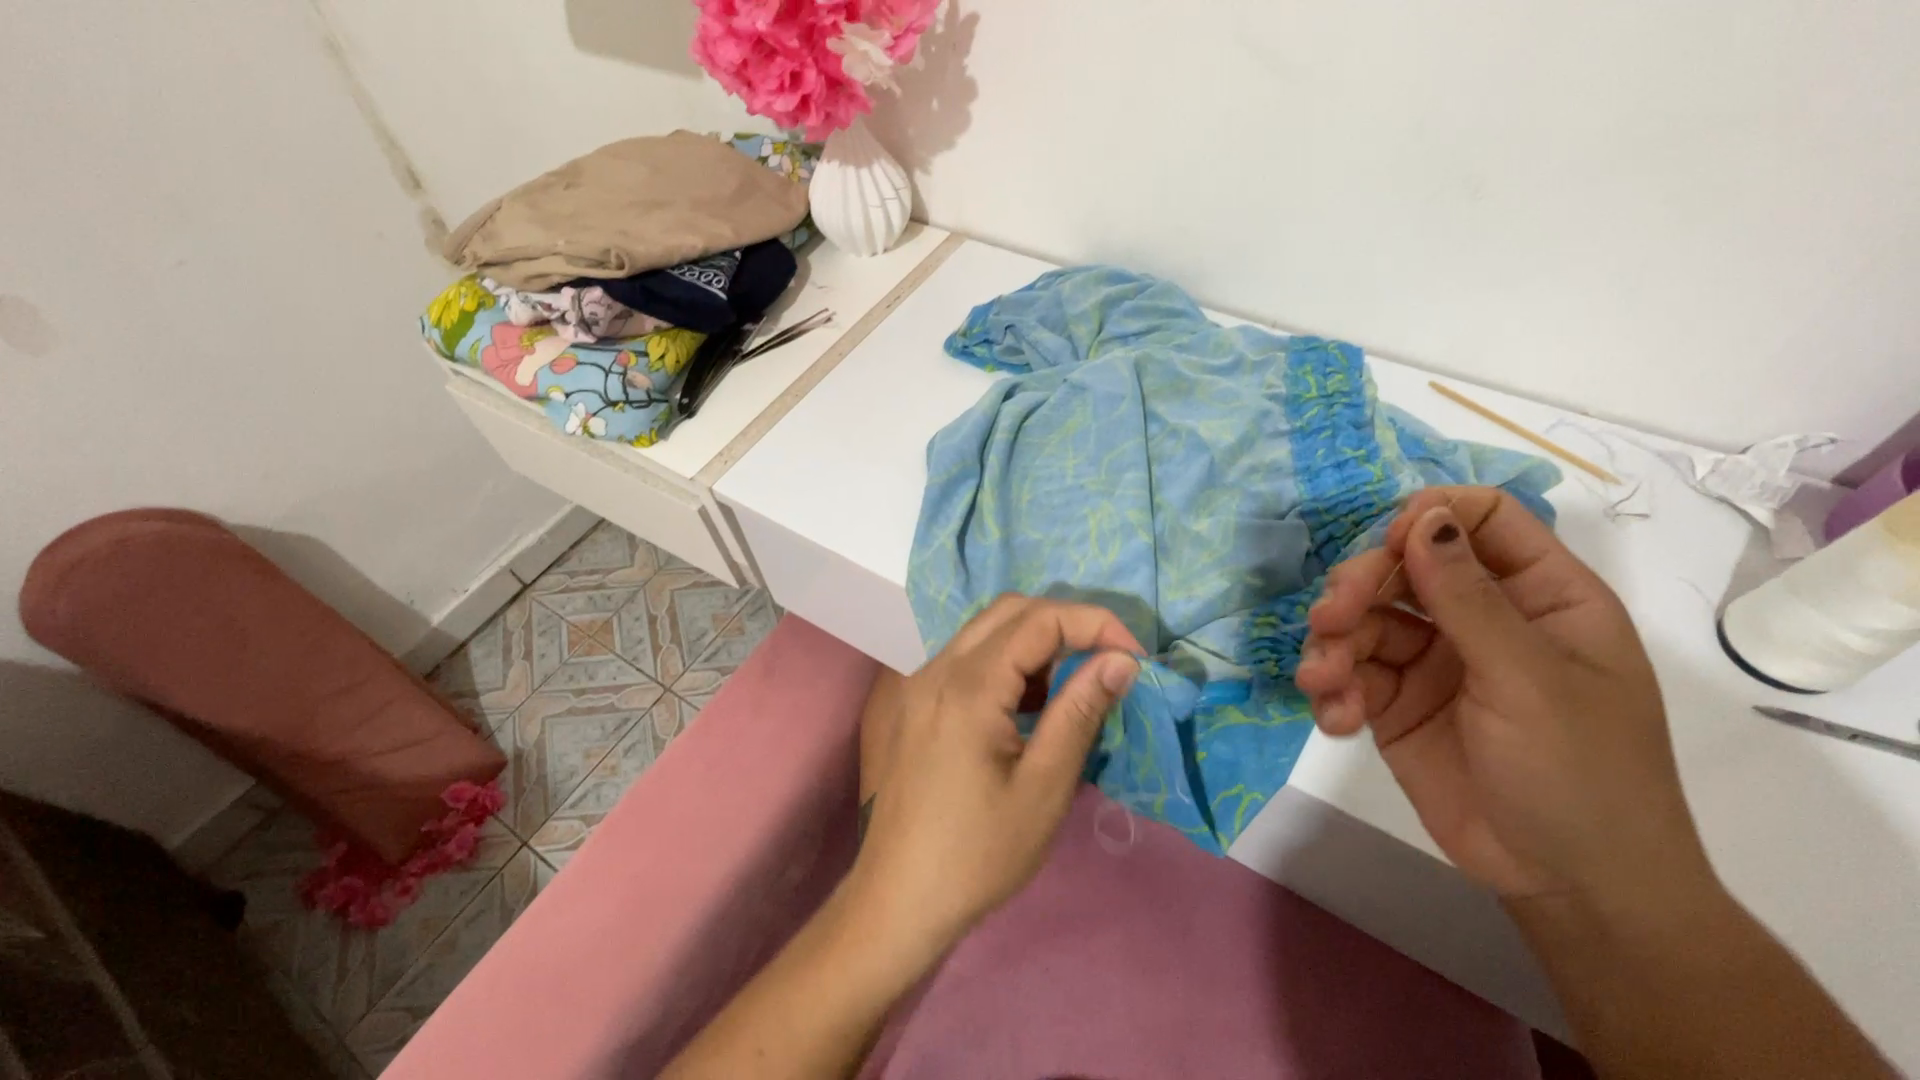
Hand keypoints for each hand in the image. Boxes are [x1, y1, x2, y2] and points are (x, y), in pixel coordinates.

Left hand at [846, 595, 1141, 958]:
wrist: (899, 899)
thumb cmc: (979, 853)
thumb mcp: (1044, 787)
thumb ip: (1080, 712)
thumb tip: (1121, 660)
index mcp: (967, 686)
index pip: (1040, 620)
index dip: (1095, 625)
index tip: (1134, 660)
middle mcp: (936, 670)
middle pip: (1009, 612)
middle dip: (1066, 625)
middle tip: (1107, 664)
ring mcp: (917, 685)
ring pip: (984, 632)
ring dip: (1034, 643)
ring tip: (1074, 687)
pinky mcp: (913, 705)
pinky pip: (965, 660)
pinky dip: (1005, 664)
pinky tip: (1029, 706)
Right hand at [1294, 486, 1713, 908]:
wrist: (1569, 884)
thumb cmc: (1581, 771)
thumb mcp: (1529, 679)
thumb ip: (1468, 597)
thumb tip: (1424, 515)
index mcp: (1541, 596)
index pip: (1483, 521)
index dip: (1432, 519)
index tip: (1390, 546)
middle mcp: (1482, 618)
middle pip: (1404, 565)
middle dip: (1360, 586)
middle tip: (1331, 618)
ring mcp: (1436, 662)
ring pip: (1366, 619)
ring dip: (1333, 643)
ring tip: (1323, 681)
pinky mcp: (1396, 705)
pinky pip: (1351, 675)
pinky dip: (1332, 690)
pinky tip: (1335, 718)